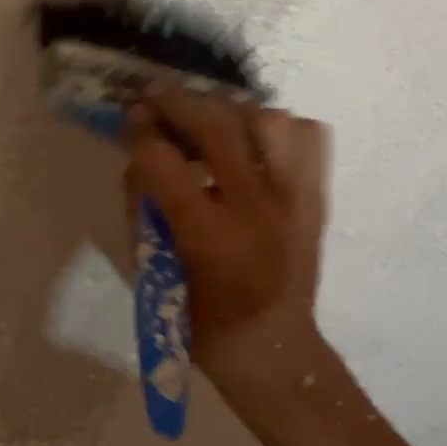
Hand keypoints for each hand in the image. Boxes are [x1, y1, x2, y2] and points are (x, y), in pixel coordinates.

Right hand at [122, 88, 329, 367]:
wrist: (273, 346)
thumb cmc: (199, 315)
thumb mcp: (151, 264)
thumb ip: (141, 201)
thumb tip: (138, 146)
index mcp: (210, 237)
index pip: (163, 162)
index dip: (139, 134)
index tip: (129, 123)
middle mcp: (258, 210)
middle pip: (216, 126)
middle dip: (177, 103)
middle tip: (155, 99)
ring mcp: (295, 200)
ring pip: (267, 120)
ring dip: (227, 111)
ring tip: (206, 120)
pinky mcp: (317, 197)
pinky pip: (306, 135)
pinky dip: (275, 127)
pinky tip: (250, 140)